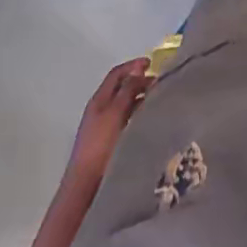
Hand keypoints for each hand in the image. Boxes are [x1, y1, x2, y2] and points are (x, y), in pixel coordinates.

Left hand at [64, 58, 150, 190]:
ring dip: (140, 98)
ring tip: (159, 100)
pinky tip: (150, 120)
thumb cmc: (100, 144)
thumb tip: (138, 71)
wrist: (86, 183)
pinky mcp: (110, 141)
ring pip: (125, 104)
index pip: (116, 74)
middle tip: (160, 83)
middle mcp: (100, 109)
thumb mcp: (115, 113)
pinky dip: (138, 114)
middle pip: (120, 88)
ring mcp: (104, 126)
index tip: (151, 63)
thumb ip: (126, 91)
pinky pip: (127, 119)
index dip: (132, 66)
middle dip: (139, 82)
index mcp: (99, 99)